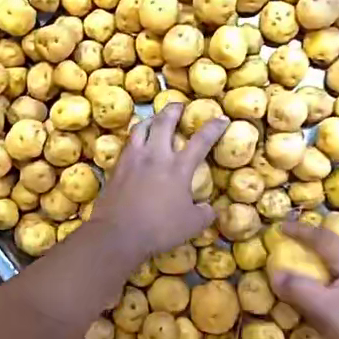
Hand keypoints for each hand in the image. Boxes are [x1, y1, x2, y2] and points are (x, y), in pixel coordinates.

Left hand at [90, 104, 227, 261]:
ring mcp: (133, 159)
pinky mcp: (117, 167)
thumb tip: (209, 208)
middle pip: (165, 122)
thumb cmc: (159, 229)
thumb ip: (204, 213)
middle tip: (179, 104)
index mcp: (178, 168)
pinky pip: (127, 144)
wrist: (118, 234)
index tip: (221, 118)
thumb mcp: (191, 225)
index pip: (201, 141)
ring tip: (155, 118)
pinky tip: (136, 143)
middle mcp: (156, 156)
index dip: (213, 127)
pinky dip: (135, 137)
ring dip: (151, 119)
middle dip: (174, 110)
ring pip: (142, 128)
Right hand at [270, 222, 338, 338]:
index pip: (325, 238)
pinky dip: (328, 278)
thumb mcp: (322, 309)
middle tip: (293, 241)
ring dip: (321, 260)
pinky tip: (323, 292)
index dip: (302, 231)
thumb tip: (275, 273)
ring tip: (305, 263)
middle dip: (314, 242)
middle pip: (336, 248)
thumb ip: (298, 288)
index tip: (281, 227)